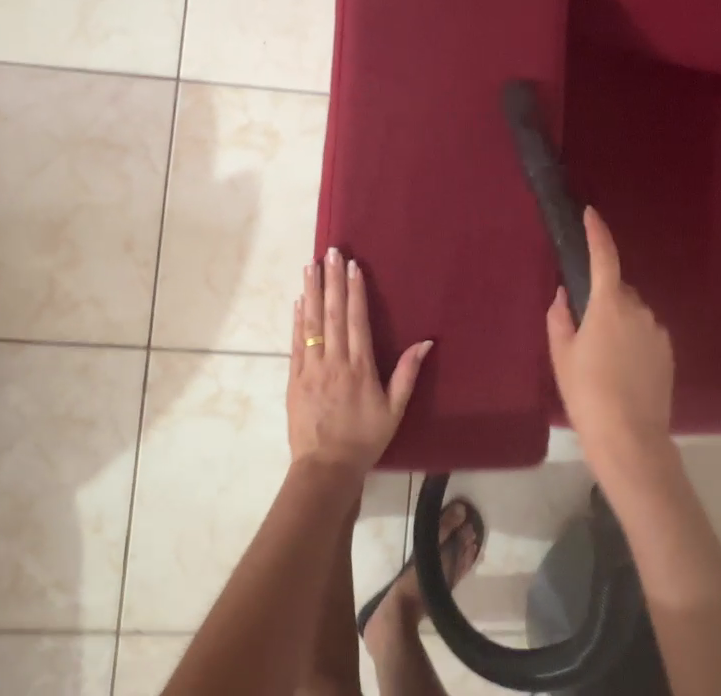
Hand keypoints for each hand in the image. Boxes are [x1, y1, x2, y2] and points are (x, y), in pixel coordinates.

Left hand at [289, 247, 432, 477]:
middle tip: (331, 252)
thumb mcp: (394, 409)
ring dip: (311, 292)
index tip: (353, 266)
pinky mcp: (294, 379)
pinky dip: (297, 320)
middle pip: (332, 314)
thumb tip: (426, 342)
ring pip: (311, 323)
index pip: (357, 320)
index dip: (355, 291)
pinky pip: (296, 343)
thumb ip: (407, 374)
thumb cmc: (365, 439)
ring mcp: (311, 369)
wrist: (326, 468)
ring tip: (311, 266)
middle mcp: (334, 362)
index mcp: (360, 367)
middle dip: (332, 281)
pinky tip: (298, 300)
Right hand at [546, 208, 675, 471]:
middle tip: (582, 331)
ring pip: (632, 314)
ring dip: (618, 323)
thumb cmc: (587, 394)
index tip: (590, 213)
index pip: (604, 256)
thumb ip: (560, 319)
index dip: (597, 232)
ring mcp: (658, 331)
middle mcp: (639, 310)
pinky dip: (632, 341)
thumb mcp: (562, 356)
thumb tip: (565, 296)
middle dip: (601, 299)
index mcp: (609, 305)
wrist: (630, 438)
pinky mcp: (668, 352)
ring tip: (602, 360)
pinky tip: (622, 371)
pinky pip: (645, 334)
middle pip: (617, 290)